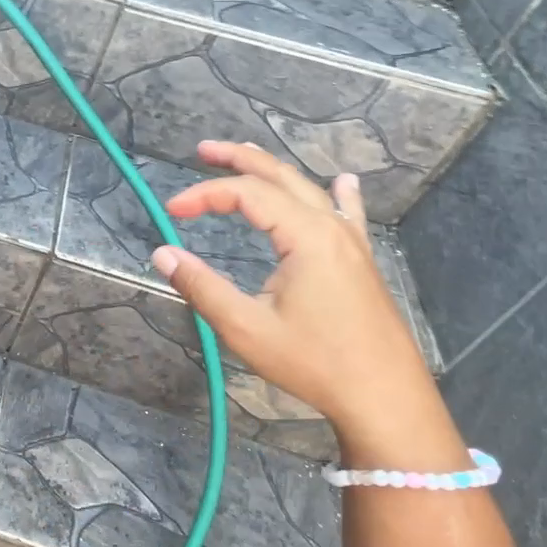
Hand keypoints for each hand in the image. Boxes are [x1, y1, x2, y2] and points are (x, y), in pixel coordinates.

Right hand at [150, 141, 439, 441]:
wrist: (385, 396)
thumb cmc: (314, 362)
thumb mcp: (245, 328)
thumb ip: (201, 286)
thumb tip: (162, 254)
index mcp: (305, 237)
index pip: (246, 195)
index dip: (204, 195)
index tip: (170, 211)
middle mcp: (330, 228)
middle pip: (280, 178)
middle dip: (239, 160)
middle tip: (203, 150)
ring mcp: (351, 243)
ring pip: (309, 190)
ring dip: (274, 171)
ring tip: (246, 155)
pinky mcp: (360, 262)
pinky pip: (346, 214)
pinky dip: (336, 193)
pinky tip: (344, 182)